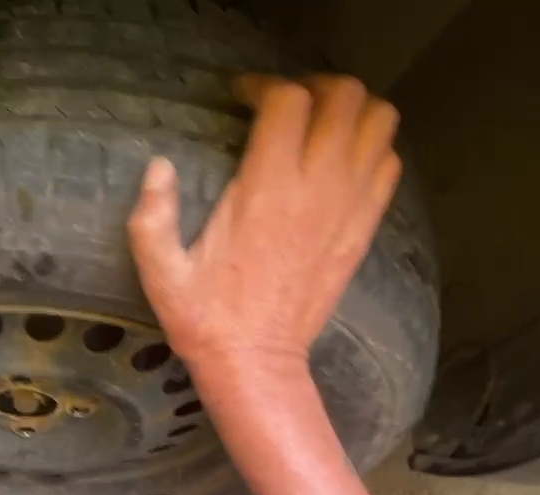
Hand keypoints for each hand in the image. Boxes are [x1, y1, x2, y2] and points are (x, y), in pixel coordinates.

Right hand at [127, 75, 401, 387]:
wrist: (254, 362)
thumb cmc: (204, 318)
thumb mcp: (160, 274)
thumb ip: (152, 219)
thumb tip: (157, 167)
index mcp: (265, 189)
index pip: (286, 101)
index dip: (264, 86)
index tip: (241, 99)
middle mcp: (317, 187)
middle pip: (344, 97)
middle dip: (315, 88)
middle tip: (286, 105)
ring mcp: (347, 206)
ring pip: (379, 121)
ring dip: (352, 110)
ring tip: (321, 125)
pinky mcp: (362, 228)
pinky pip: (388, 163)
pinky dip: (371, 148)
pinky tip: (341, 163)